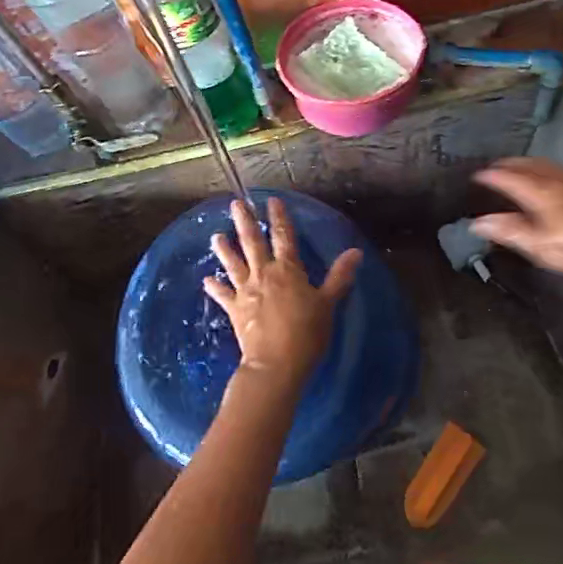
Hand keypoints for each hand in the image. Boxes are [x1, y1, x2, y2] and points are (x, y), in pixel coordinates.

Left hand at [204, 197, 361, 378]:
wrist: (276, 363)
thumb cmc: (307, 333)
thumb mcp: (328, 304)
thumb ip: (339, 276)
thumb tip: (356, 251)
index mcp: (288, 270)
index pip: (284, 237)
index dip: (279, 218)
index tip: (272, 200)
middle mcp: (264, 275)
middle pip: (253, 243)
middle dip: (245, 222)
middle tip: (235, 204)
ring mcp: (246, 292)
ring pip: (233, 264)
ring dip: (224, 249)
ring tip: (215, 236)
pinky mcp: (235, 310)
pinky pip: (223, 295)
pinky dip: (215, 287)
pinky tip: (206, 280)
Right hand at [472, 157, 562, 280]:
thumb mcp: (542, 247)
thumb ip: (511, 232)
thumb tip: (478, 222)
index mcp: (543, 193)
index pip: (510, 178)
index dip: (491, 176)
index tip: (477, 175)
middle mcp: (559, 180)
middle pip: (528, 165)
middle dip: (508, 164)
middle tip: (493, 168)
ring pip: (546, 164)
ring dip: (526, 164)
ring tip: (515, 169)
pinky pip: (559, 169)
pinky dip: (543, 169)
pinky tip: (547, 179)